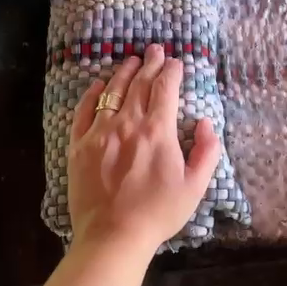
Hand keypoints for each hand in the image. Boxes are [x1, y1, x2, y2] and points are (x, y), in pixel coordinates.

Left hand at [67, 44, 222, 256]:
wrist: (113, 236)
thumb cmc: (159, 213)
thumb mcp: (195, 186)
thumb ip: (207, 152)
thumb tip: (207, 124)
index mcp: (158, 131)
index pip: (165, 90)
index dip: (171, 72)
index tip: (176, 62)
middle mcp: (128, 124)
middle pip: (140, 85)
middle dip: (150, 64)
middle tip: (155, 49)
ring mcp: (100, 133)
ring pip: (113, 93)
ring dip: (125, 73)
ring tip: (132, 60)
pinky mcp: (79, 146)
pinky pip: (84, 112)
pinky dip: (93, 95)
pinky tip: (99, 85)